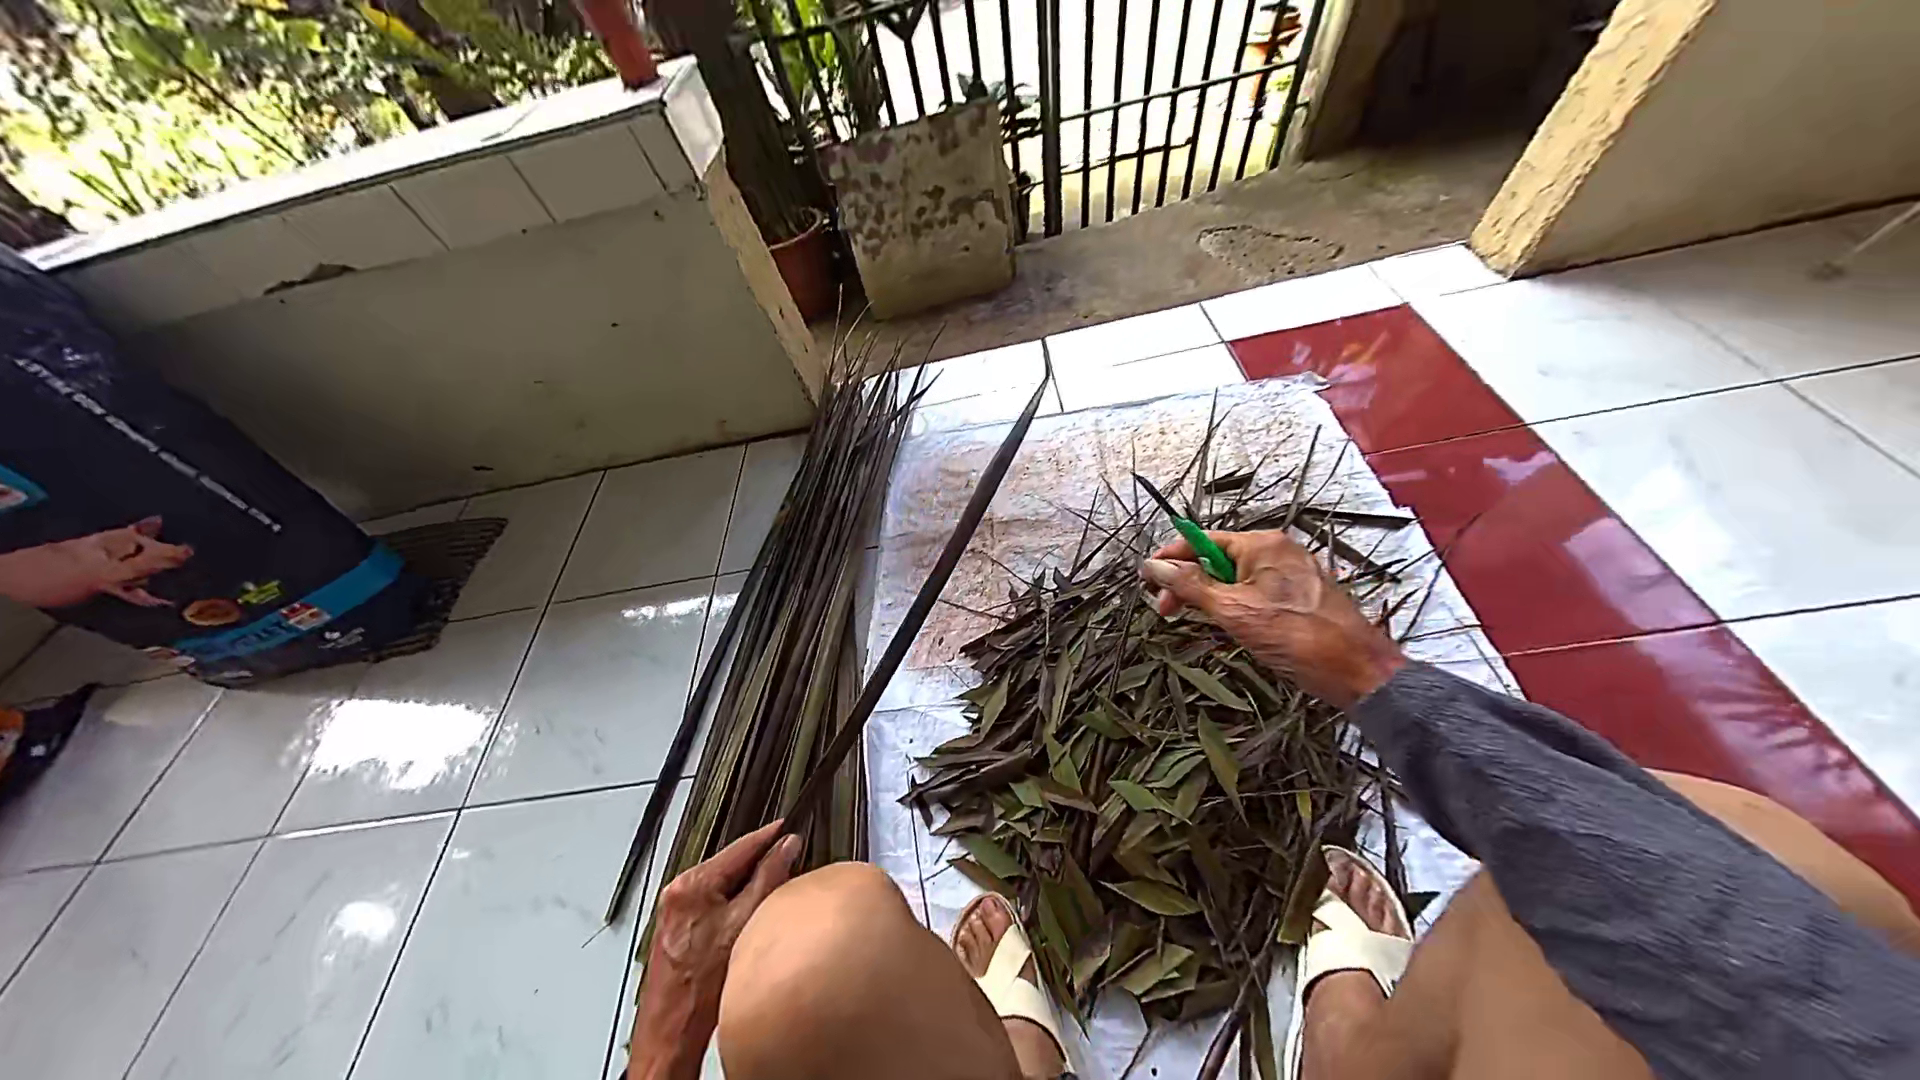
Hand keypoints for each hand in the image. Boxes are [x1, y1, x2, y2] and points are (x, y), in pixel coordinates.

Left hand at [630, 820, 802, 1079]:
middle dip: (759, 860)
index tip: (786, 825)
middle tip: (788, 856)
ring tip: (773, 883)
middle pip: (730, 862)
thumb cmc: (700, 989)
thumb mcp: (746, 922)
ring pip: (722, 881)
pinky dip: (734, 898)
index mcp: (692, 884)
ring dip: (747, 881)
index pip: (739, 846)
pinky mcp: (678, 926)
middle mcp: (678, 891)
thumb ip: (769, 877)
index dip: (768, 835)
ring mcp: (675, 909)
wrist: (672, 1033)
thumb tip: (787, 847)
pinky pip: (713, 898)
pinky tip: (750, 911)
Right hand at [1140, 529, 1404, 708]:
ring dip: (1208, 597)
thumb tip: (1153, 566)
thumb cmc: (1295, 636)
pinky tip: (1224, 626)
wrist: (1357, 672)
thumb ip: (1189, 585)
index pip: (1202, 540)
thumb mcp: (1231, 610)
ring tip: (1192, 620)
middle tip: (1165, 609)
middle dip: (1188, 583)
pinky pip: (1254, 592)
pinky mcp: (1299, 596)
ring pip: (1234, 578)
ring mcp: (1291, 574)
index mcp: (1262, 544)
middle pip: (1217, 559)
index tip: (1147, 579)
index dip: (1171, 558)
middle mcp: (1277, 551)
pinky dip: (1233, 605)